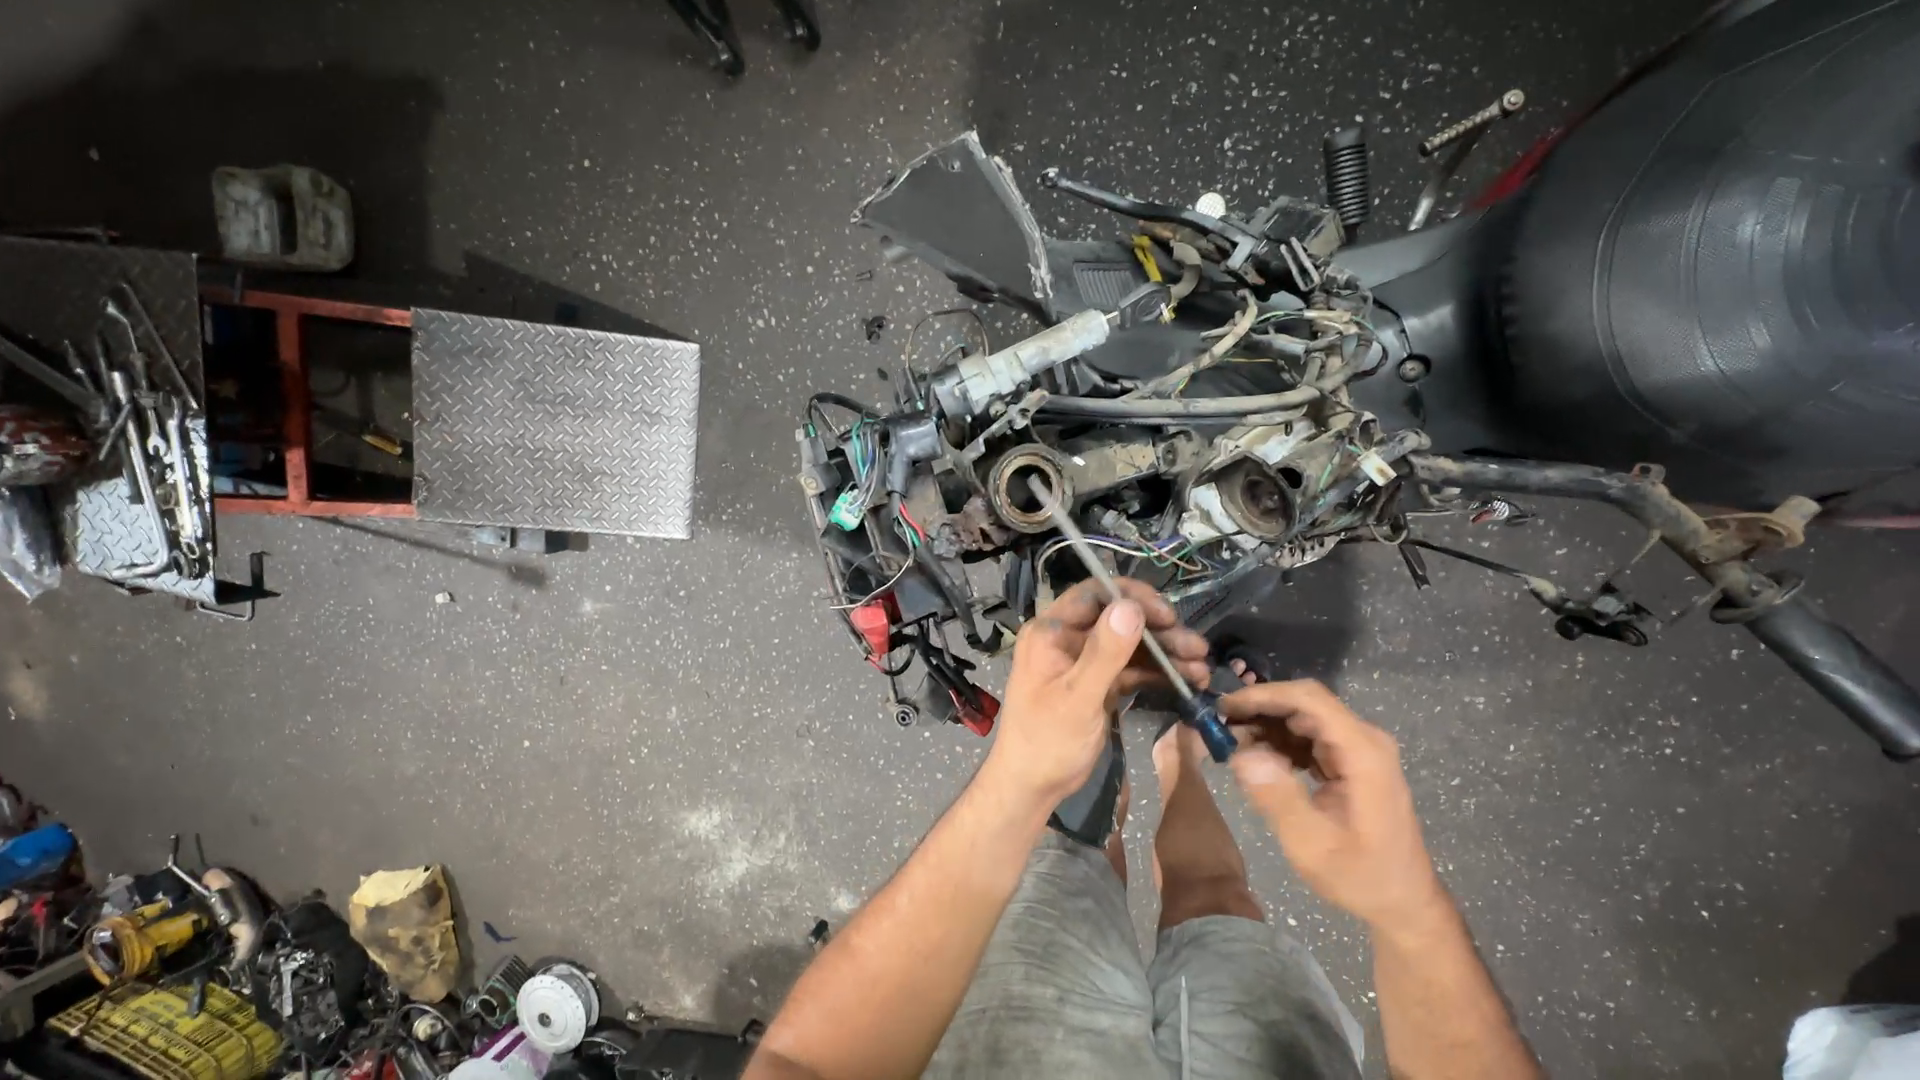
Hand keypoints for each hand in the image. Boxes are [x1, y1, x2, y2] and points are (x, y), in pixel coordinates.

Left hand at [987, 578, 1209, 803]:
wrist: (1031, 786)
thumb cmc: (1046, 740)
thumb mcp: (1077, 696)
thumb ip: (1104, 652)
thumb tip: (1131, 607)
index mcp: (1051, 632)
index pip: (1094, 595)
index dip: (1132, 597)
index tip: (1166, 614)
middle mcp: (1068, 640)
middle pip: (1119, 620)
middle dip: (1159, 631)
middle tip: (1196, 647)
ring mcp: (1084, 663)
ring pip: (1131, 646)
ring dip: (1166, 654)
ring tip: (1201, 668)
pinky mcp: (1099, 686)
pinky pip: (1132, 670)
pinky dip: (1158, 674)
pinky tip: (1188, 681)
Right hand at [1222, 680, 1446, 930]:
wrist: (1404, 902)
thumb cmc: (1362, 877)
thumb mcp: (1313, 845)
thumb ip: (1278, 797)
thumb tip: (1242, 755)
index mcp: (1362, 752)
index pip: (1309, 699)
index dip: (1264, 695)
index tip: (1225, 708)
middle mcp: (1364, 741)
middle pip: (1305, 703)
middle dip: (1260, 709)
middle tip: (1220, 726)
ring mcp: (1361, 750)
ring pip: (1305, 718)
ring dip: (1267, 725)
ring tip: (1232, 743)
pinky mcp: (1353, 762)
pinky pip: (1311, 737)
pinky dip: (1281, 742)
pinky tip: (1258, 760)